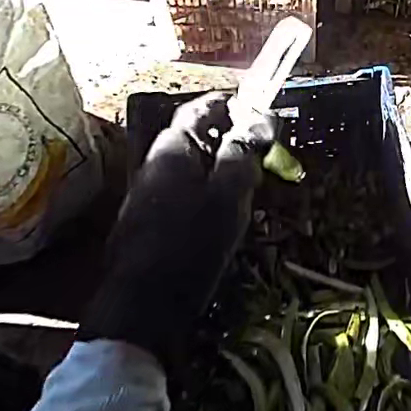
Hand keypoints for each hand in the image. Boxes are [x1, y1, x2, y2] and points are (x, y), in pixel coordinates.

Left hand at [78, 94, 275, 363]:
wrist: (143, 307)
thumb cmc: (190, 243)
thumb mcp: (228, 193)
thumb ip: (244, 151)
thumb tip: (262, 116)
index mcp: (173, 148)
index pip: (204, 107)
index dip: (236, 104)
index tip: (265, 112)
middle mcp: (155, 162)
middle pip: (200, 135)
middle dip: (234, 137)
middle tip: (267, 151)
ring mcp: (149, 192)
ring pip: (195, 164)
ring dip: (224, 165)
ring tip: (254, 182)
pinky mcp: (149, 219)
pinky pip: (187, 189)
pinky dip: (211, 189)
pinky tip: (228, 211)